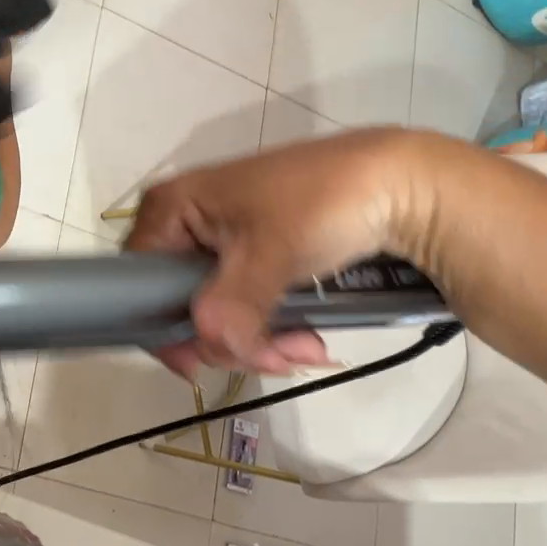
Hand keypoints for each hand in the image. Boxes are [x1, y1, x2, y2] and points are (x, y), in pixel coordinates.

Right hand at [122, 128, 449, 377]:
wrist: (410, 182)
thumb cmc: (324, 203)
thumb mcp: (270, 255)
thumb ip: (230, 309)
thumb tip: (210, 352)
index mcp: (168, 208)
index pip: (136, 282)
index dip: (164, 327)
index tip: (203, 363)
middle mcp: (182, 223)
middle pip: (177, 302)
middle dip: (226, 340)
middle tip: (277, 359)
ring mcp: (218, 240)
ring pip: (212, 309)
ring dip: (256, 342)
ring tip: (308, 350)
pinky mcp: (252, 255)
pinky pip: (240, 302)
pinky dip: (270, 328)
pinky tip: (306, 338)